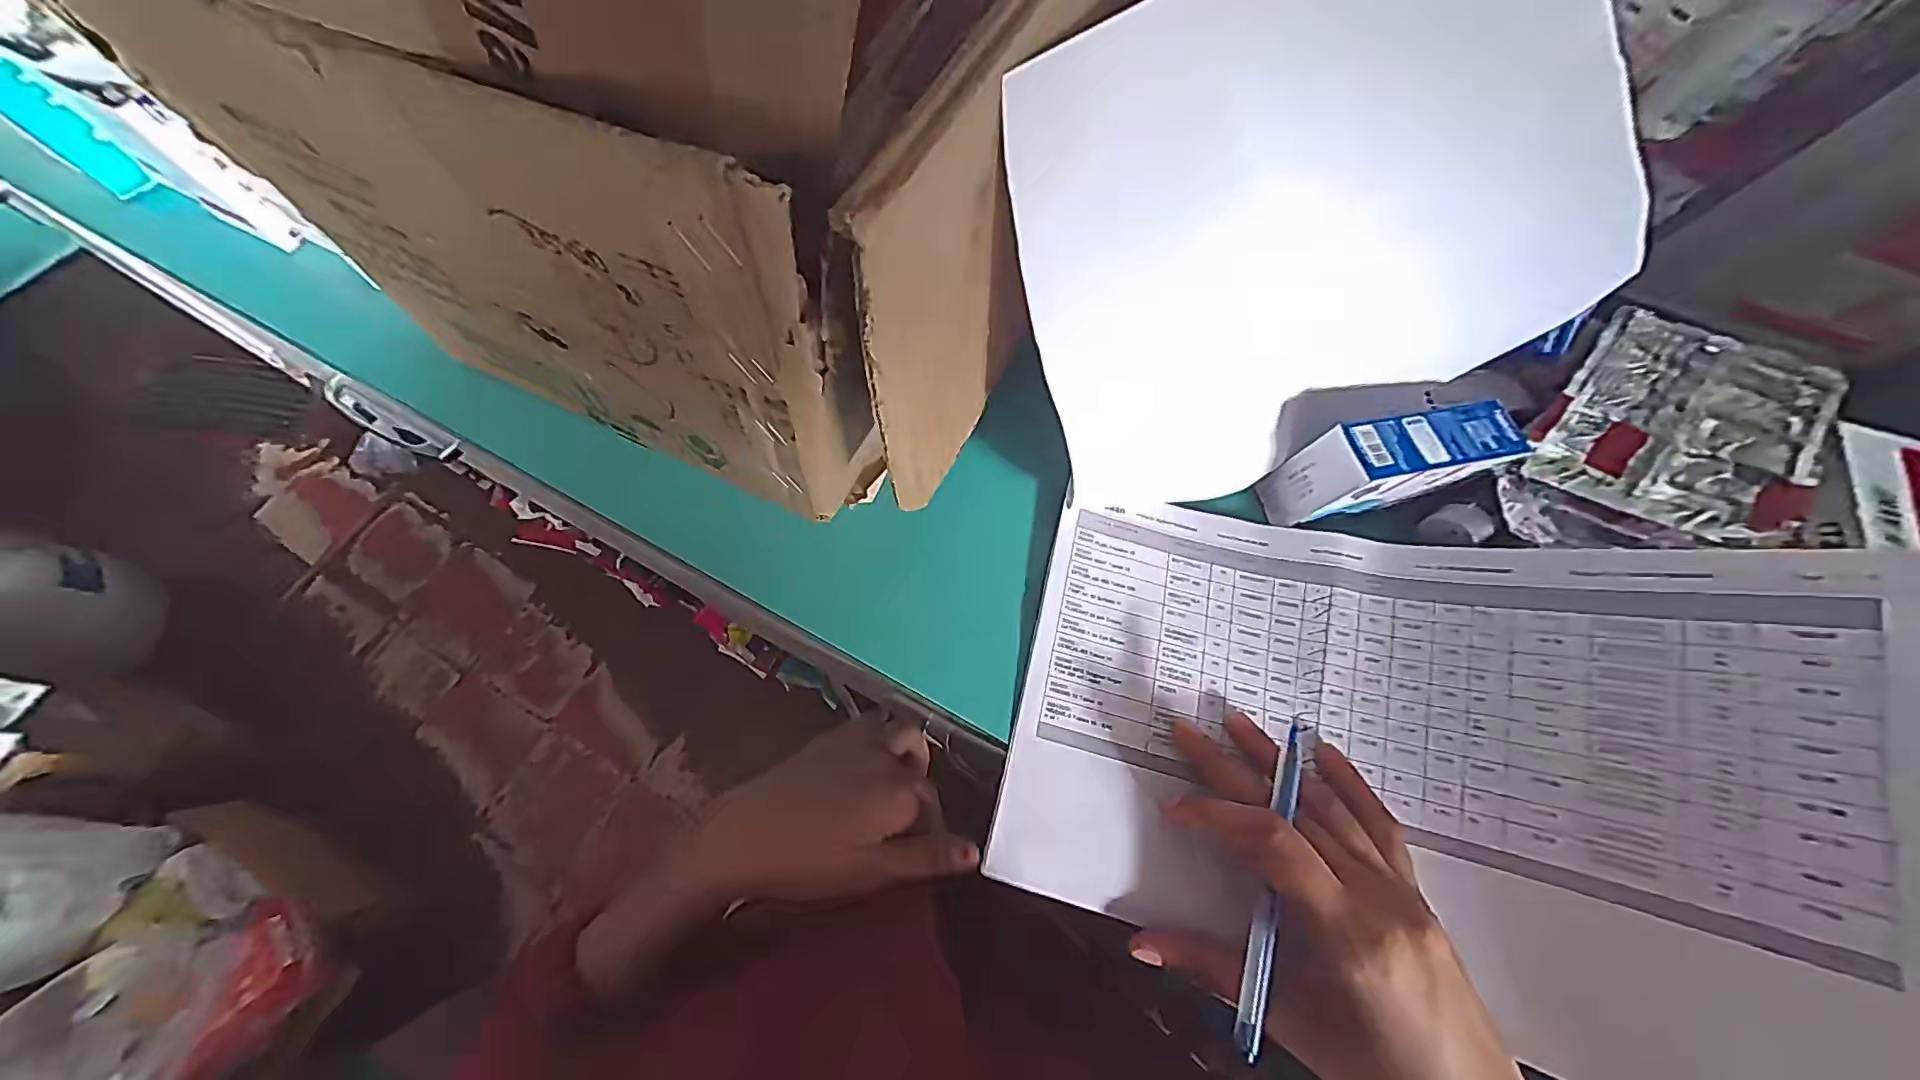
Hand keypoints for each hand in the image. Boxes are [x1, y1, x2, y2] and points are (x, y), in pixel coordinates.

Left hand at [679, 714, 979, 904]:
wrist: (742, 834)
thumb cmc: (808, 861)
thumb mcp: (871, 871)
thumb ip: (926, 858)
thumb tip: (973, 849)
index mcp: (901, 791)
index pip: (935, 804)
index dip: (931, 829)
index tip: (919, 850)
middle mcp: (886, 756)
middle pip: (922, 760)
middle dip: (922, 784)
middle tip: (903, 817)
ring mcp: (857, 740)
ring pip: (901, 730)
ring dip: (906, 750)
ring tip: (890, 782)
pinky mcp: (830, 736)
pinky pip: (870, 723)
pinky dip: (879, 736)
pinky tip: (860, 765)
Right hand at [1132, 713, 1519, 1079]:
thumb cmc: (1377, 1068)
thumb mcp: (1286, 1017)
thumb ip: (1211, 969)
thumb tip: (1147, 944)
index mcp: (1346, 931)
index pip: (1272, 843)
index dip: (1218, 816)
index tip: (1177, 807)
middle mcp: (1377, 898)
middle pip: (1294, 810)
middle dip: (1233, 766)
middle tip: (1194, 733)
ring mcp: (1399, 889)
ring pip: (1331, 805)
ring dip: (1280, 761)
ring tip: (1242, 727)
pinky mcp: (1411, 890)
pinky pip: (1379, 824)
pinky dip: (1348, 782)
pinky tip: (1325, 753)